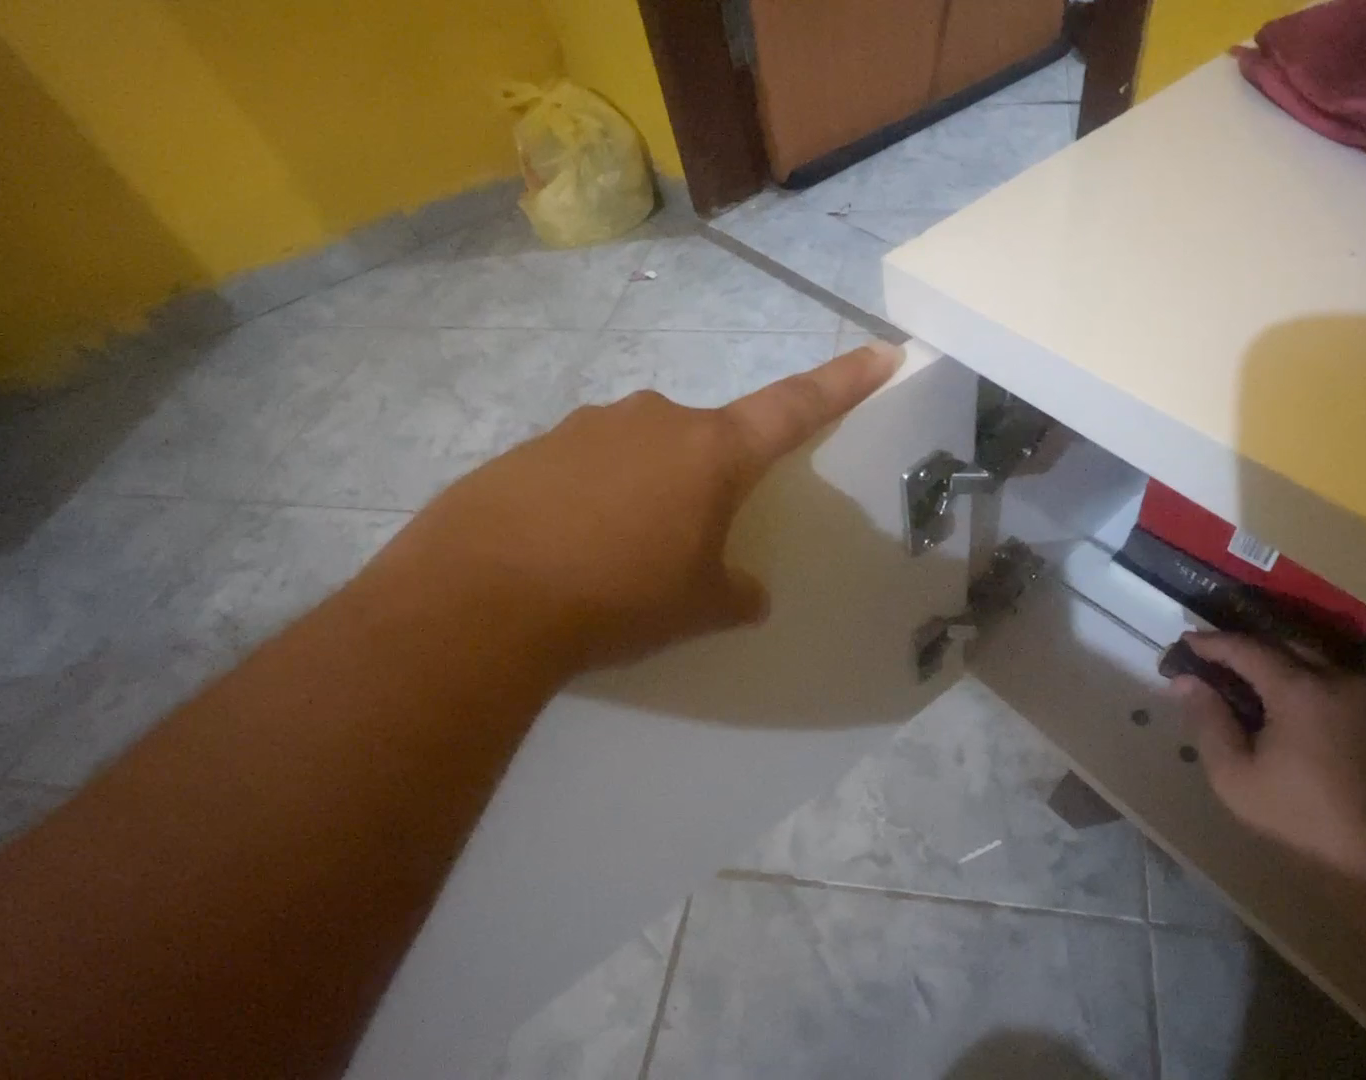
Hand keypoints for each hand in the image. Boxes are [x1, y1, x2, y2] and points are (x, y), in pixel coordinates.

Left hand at [369, 343, 904, 670]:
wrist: (481, 599)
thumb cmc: (619, 596)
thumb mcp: (699, 607)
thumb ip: (737, 592)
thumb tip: (751, 593)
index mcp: (714, 450)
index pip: (796, 406)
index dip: (844, 381)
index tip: (883, 351)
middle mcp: (657, 418)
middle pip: (708, 441)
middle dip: (710, 482)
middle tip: (689, 544)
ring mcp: (588, 425)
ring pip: (643, 453)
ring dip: (647, 492)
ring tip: (619, 556)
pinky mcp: (534, 446)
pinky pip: (586, 468)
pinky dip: (593, 499)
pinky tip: (569, 548)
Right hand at [1173, 632, 1365, 893]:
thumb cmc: (1304, 818)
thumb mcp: (1236, 777)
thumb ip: (1208, 721)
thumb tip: (1186, 681)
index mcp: (1299, 688)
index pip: (1245, 647)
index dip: (1210, 642)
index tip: (1183, 644)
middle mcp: (1336, 677)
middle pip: (1279, 643)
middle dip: (1241, 647)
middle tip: (1208, 661)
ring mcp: (1365, 693)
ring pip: (1309, 656)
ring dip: (1272, 659)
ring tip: (1241, 678)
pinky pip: (1331, 677)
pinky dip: (1300, 676)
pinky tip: (1283, 701)